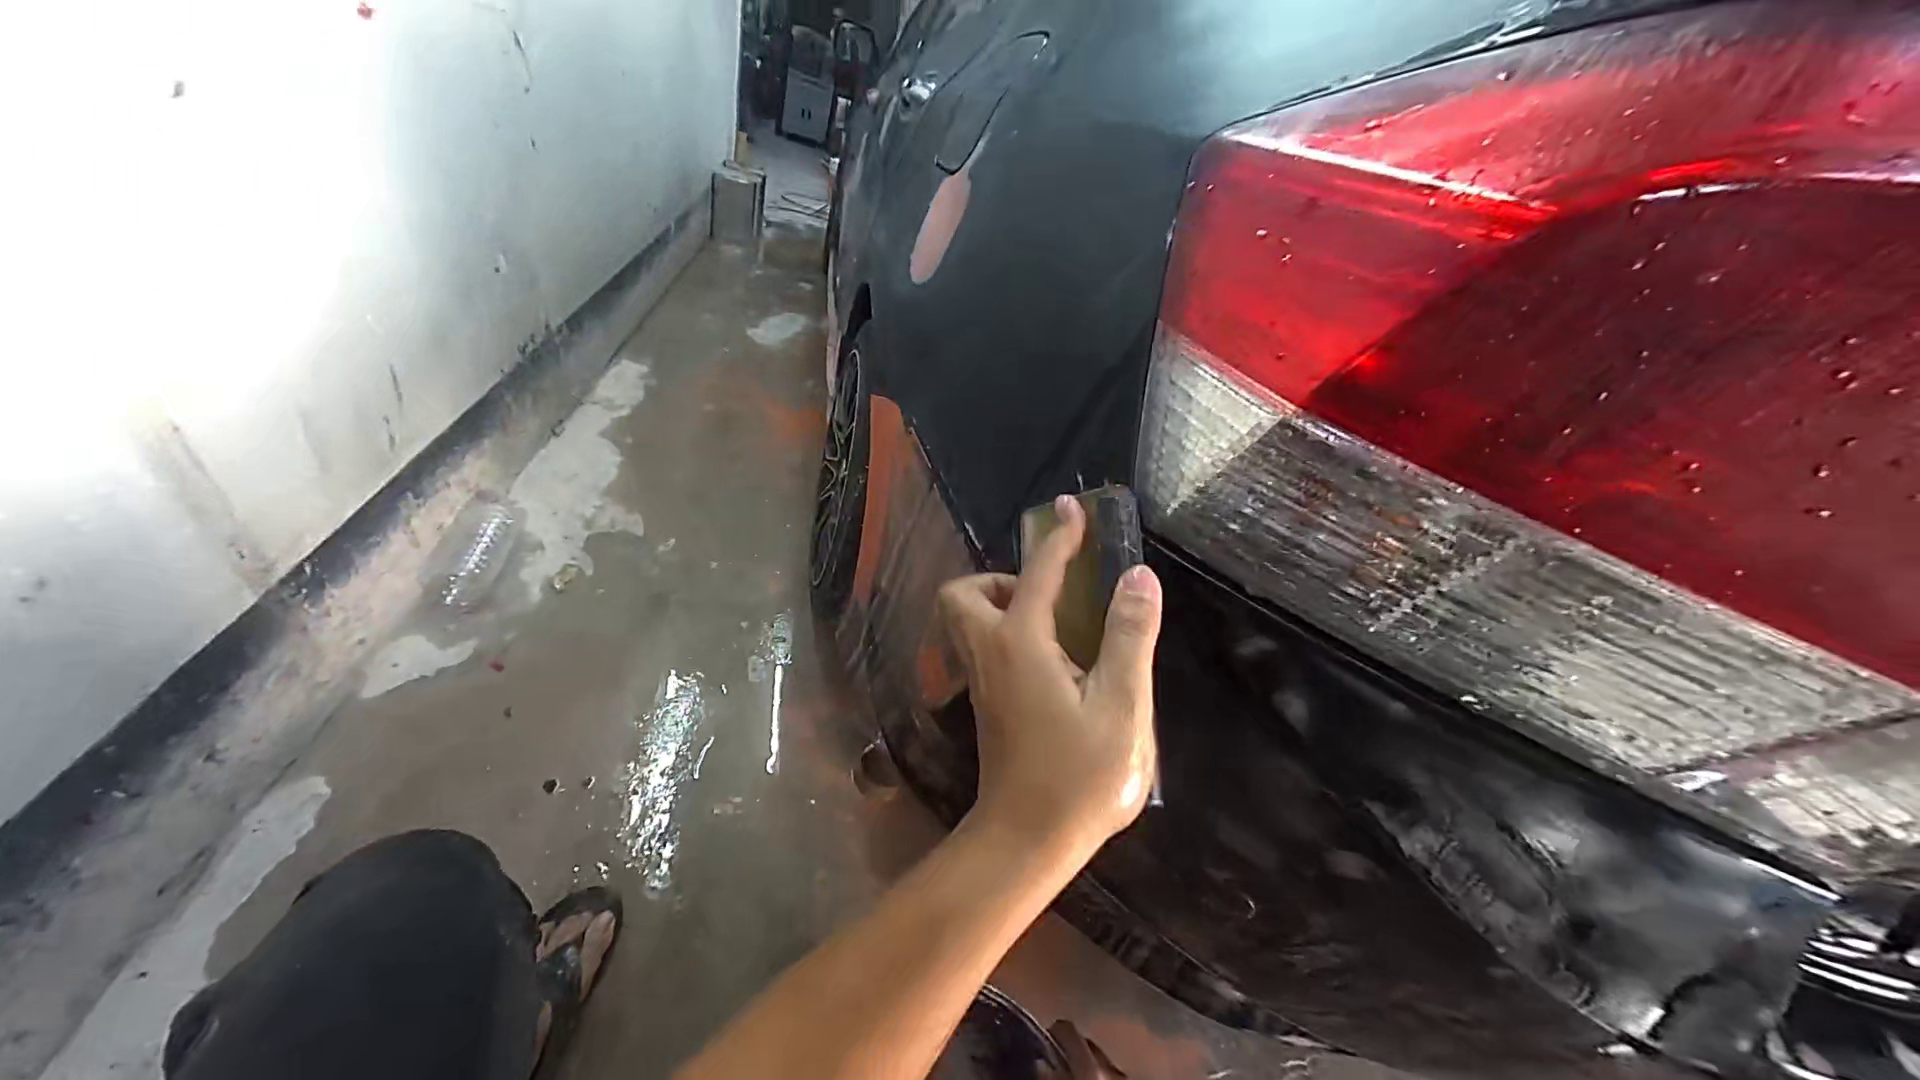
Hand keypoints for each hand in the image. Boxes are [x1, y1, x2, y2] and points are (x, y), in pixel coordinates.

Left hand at [937, 495, 1161, 855]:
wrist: (1027, 840)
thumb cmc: (1079, 777)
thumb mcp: (1121, 707)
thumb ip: (1129, 637)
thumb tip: (1137, 576)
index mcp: (1020, 645)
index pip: (1039, 573)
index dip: (1060, 537)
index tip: (1073, 510)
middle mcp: (988, 654)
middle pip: (963, 594)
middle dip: (1001, 579)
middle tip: (1050, 597)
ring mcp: (980, 680)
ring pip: (965, 621)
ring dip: (1001, 605)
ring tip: (1057, 627)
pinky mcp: (985, 702)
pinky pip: (982, 646)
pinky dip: (1005, 632)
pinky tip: (1053, 662)